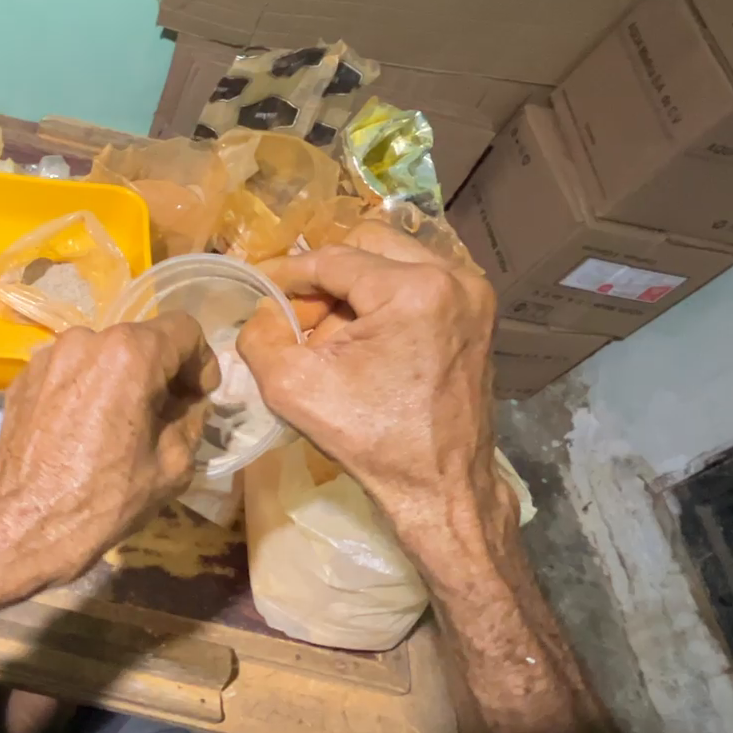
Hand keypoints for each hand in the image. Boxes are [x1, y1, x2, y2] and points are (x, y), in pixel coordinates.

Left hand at [0, 313, 219, 598]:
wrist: (24, 525)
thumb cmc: (106, 498)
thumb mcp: (173, 465)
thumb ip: (191, 418)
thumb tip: (187, 402)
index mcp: (129, 355)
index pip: (184, 330)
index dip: (202, 361)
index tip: (198, 396)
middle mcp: (85, 340)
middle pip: (140, 341)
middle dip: (161, 372)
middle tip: (166, 415)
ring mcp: (47, 357)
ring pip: (102, 355)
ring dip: (121, 380)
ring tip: (120, 426)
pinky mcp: (22, 378)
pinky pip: (70, 371)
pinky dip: (87, 390)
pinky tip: (83, 431)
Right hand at [237, 223, 503, 579]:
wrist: (441, 486)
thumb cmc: (370, 440)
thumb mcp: (291, 387)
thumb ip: (260, 335)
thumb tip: (261, 309)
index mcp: (414, 289)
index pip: (332, 258)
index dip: (287, 272)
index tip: (257, 285)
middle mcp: (453, 277)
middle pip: (366, 245)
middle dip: (324, 277)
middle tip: (298, 315)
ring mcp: (471, 294)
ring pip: (391, 260)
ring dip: (351, 287)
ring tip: (328, 334)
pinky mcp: (475, 314)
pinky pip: (413, 281)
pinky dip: (379, 299)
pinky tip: (359, 339)